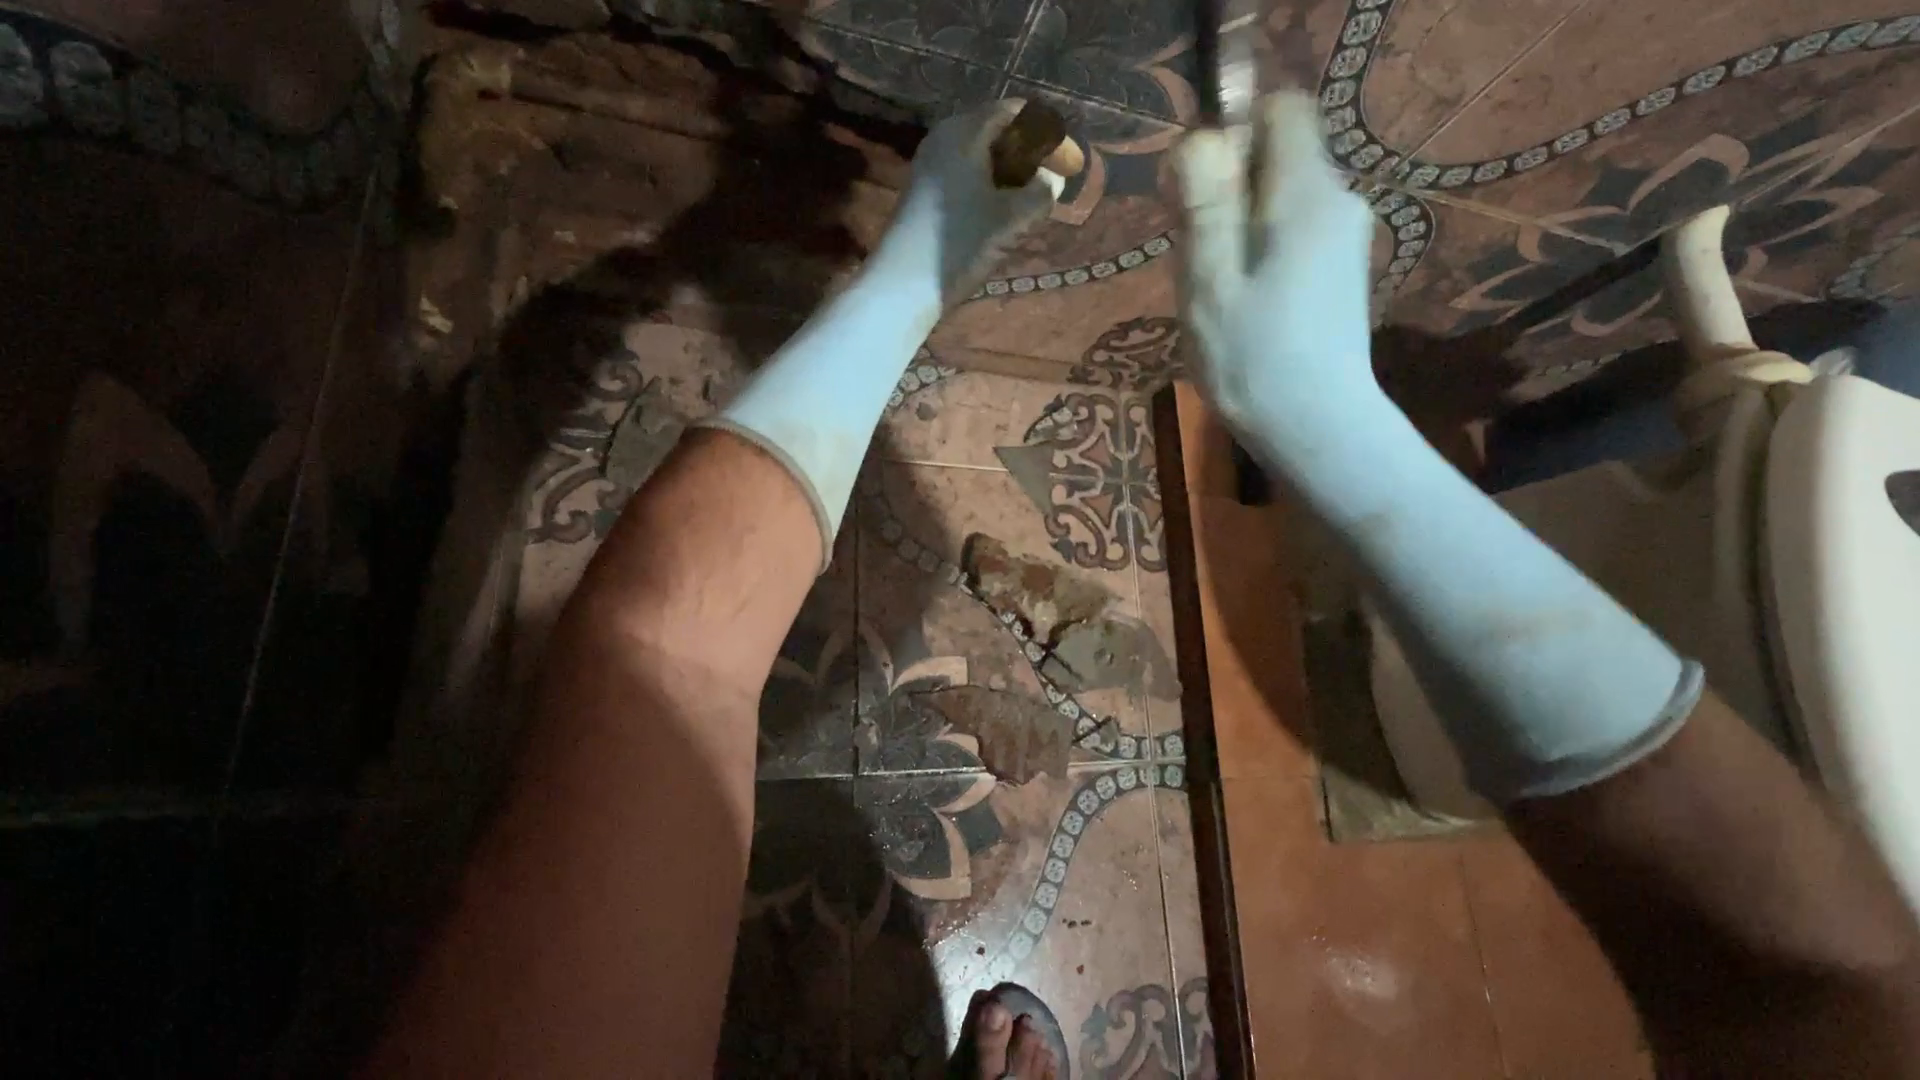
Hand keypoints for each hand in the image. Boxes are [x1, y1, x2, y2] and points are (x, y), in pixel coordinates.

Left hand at [876, 99, 1066, 303]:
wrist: (903, 286)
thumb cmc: (961, 244)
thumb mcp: (1013, 218)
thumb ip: (1042, 191)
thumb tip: (1051, 178)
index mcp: (965, 131)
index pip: (1016, 113)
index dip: (1051, 137)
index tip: (1073, 167)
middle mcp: (945, 138)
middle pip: (999, 131)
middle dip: (1032, 154)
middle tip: (1057, 182)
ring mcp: (931, 166)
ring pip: (983, 155)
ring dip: (1014, 172)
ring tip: (1036, 200)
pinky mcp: (926, 192)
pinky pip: (968, 174)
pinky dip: (993, 184)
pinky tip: (1006, 211)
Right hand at [1174, 92, 1381, 459]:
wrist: (1316, 428)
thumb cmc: (1253, 359)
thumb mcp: (1209, 281)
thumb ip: (1204, 204)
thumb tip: (1200, 137)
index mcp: (1306, 194)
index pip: (1281, 110)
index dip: (1232, 130)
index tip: (1195, 184)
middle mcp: (1337, 201)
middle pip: (1275, 156)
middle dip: (1225, 187)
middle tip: (1190, 252)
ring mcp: (1344, 238)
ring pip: (1278, 198)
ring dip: (1235, 227)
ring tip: (1211, 288)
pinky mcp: (1340, 271)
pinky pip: (1290, 232)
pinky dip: (1258, 251)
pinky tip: (1240, 304)